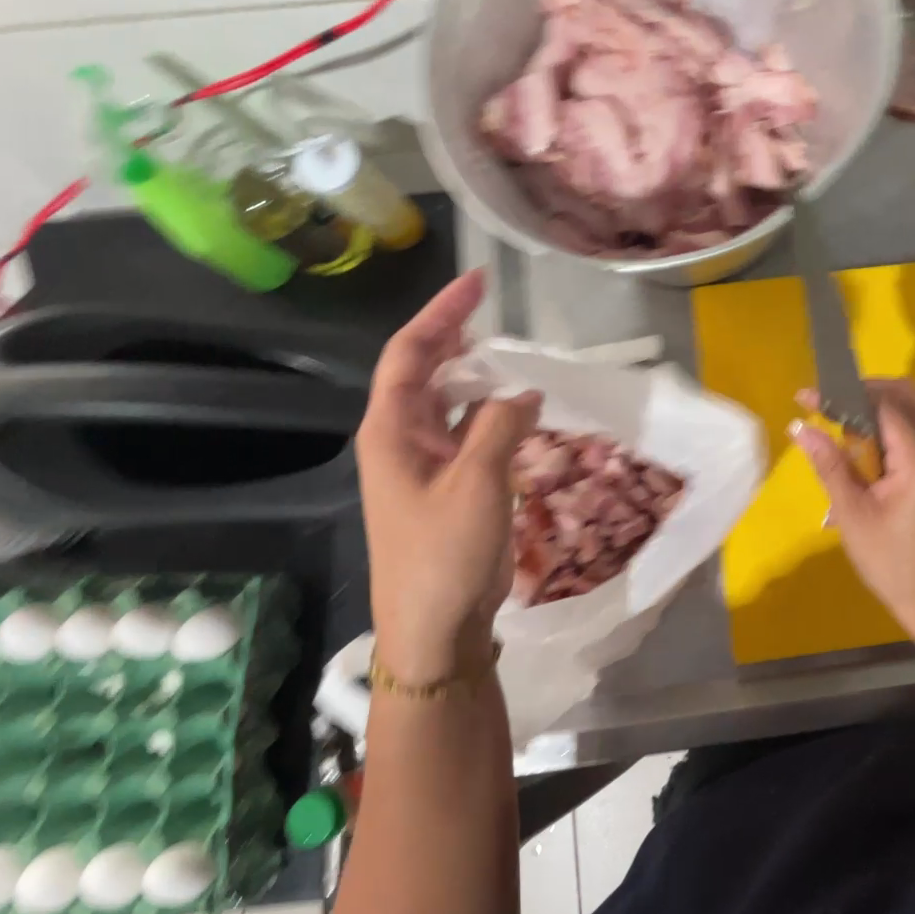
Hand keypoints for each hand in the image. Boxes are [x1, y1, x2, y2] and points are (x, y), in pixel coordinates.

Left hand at [356, 271, 541, 684]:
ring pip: (446, 407)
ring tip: (509, 359)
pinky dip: (491, 420)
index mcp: (391, 431)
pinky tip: (519, 416)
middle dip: (454, 339)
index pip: (410, 354)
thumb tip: (524, 394)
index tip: (477, 283)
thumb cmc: (445, 554)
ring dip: (475, 380)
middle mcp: (400, 441)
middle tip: (492, 313)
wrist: (434, 630)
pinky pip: (466, 439)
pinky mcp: (446, 492)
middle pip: (423, 374)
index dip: (441, 313)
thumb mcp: (477, 483)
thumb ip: (500, 427)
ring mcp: (422, 469)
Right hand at [791, 379, 914, 660]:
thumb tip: (799, 426)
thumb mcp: (852, 513)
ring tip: (840, 427)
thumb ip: (829, 464)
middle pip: (904, 395)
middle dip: (863, 392)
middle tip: (827, 407)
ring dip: (876, 408)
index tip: (807, 398)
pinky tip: (862, 448)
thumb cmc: (890, 560)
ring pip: (913, 409)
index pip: (882, 404)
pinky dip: (889, 426)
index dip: (843, 394)